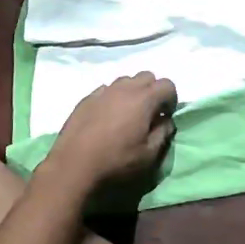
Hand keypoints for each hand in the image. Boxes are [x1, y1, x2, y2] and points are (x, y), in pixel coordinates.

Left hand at [42, 72, 177, 190]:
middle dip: (153, 91)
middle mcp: (124, 88)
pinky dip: (113, 98)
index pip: (167, 84)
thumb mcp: (149, 155)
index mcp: (144, 99)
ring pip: (125, 81)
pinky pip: (106, 90)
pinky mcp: (86, 99)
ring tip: (128, 114)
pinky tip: (107, 118)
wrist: (73, 167)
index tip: (165, 117)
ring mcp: (103, 92)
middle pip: (147, 76)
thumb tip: (166, 121)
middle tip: (149, 114)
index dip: (171, 100)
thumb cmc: (116, 162)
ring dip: (132, 92)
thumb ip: (163, 133)